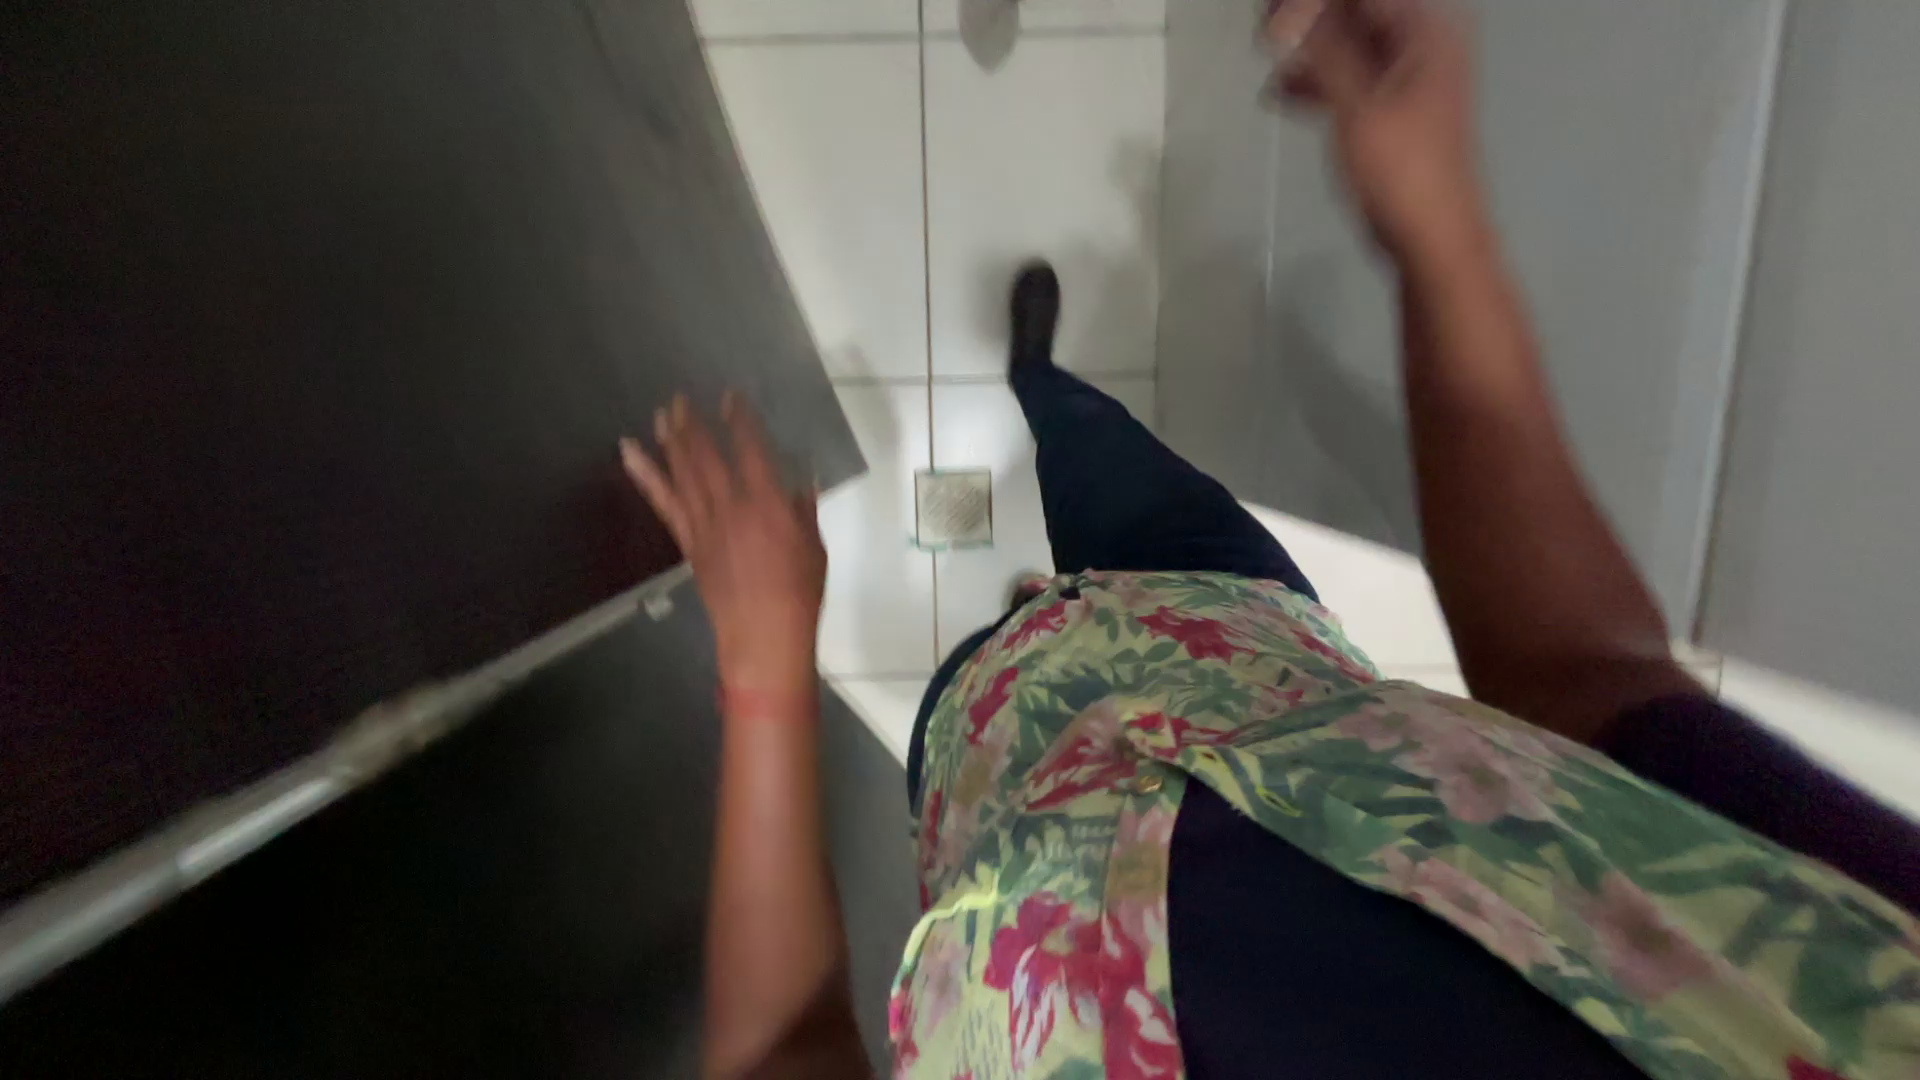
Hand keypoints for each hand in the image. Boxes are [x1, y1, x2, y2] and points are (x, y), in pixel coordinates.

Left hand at [621, 392, 825, 705]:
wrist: (764, 633)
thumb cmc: (799, 591)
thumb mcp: (814, 545)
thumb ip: (803, 510)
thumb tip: (800, 484)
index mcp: (767, 503)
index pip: (751, 449)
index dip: (741, 419)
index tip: (732, 397)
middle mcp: (730, 505)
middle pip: (706, 455)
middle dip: (694, 423)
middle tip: (681, 398)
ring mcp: (704, 523)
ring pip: (682, 473)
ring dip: (671, 441)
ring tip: (661, 415)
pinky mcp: (689, 543)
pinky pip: (664, 503)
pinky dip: (646, 477)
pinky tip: (630, 456)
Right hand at [1268, 0, 1486, 262]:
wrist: (1431, 234)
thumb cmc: (1400, 170)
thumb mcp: (1358, 108)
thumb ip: (1324, 55)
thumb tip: (1287, 17)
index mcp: (1424, 30)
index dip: (1312, 4)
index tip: (1270, 19)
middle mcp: (1420, 42)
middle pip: (1358, 12)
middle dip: (1309, 16)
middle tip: (1263, 28)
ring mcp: (1406, 78)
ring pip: (1349, 44)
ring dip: (1308, 47)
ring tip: (1264, 54)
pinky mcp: (1389, 111)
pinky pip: (1348, 79)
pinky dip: (1317, 81)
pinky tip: (1280, 92)